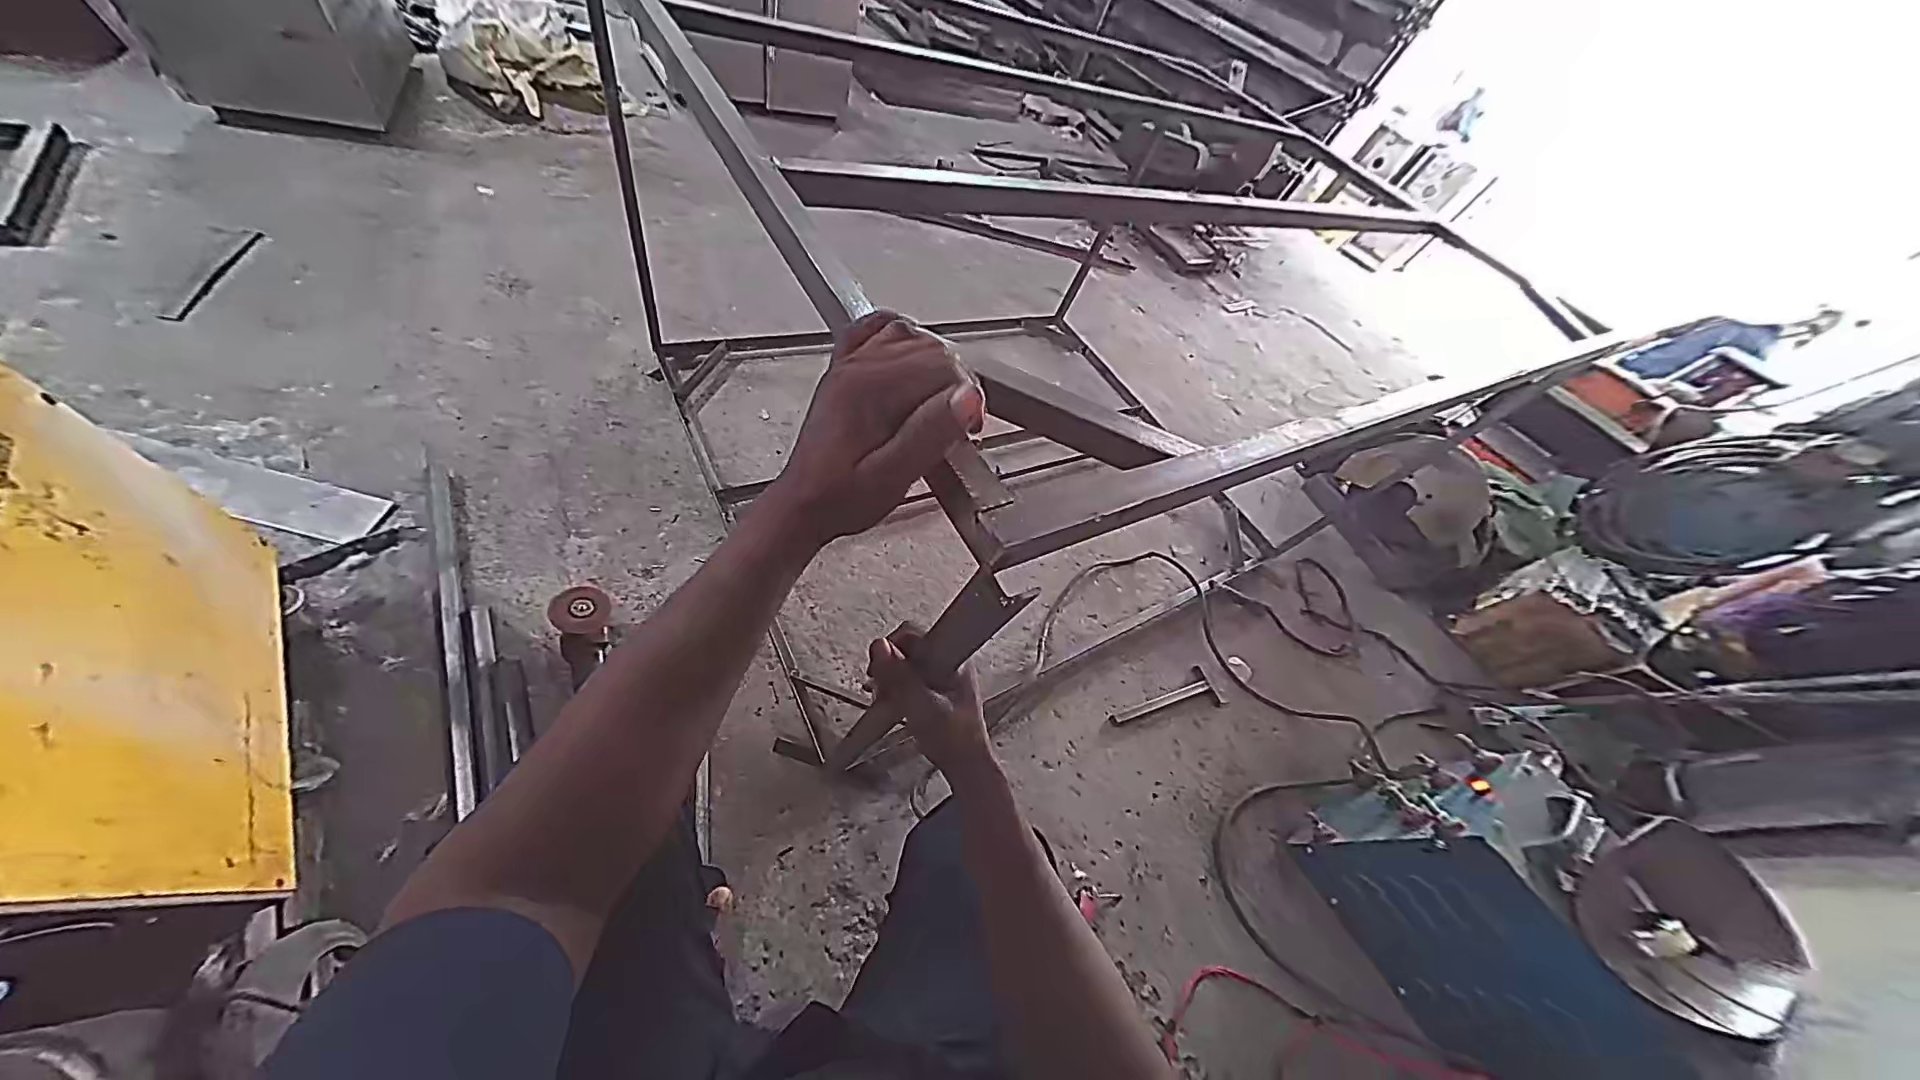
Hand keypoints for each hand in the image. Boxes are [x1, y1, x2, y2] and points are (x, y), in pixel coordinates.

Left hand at [767, 310, 984, 545]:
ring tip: (939, 403)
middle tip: (958, 426)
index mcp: (870, 389)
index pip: (943, 365)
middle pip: (931, 347)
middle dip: (956, 383)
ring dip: (935, 363)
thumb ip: (930, 434)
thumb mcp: (892, 478)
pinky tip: (909, 365)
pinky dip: (899, 340)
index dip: (967, 397)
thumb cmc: (838, 499)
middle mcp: (858, 368)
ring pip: (909, 335)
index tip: (968, 429)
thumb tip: (967, 398)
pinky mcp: (845, 372)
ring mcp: (850, 366)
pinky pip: (874, 331)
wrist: (802, 505)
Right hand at [867, 625, 994, 782]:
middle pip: (909, 647)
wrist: (966, 767)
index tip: (879, 666)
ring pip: (908, 663)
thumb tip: (879, 646)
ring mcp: (944, 675)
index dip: (892, 647)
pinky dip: (897, 687)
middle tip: (878, 686)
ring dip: (890, 678)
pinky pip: (911, 677)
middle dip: (888, 664)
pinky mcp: (938, 689)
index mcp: (952, 658)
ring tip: (882, 697)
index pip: (915, 633)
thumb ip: (899, 676)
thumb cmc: (953, 738)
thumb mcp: (920, 705)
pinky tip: (891, 702)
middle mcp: (950, 661)